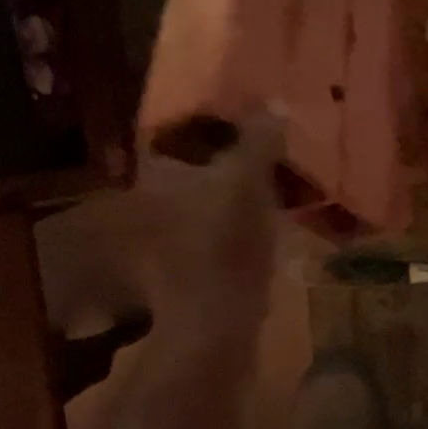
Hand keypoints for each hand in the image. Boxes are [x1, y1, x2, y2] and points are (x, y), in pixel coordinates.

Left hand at [142, 109, 285, 335]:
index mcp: (157, 173)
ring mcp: (169, 235)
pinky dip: (239, 212)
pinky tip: (270, 210)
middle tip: (262, 135)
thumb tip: (274, 102)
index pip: (170, 127)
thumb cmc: (222, 244)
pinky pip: (217, 221)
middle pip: (189, 160)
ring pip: (205, 192)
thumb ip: (259, 139)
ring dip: (234, 181)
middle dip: (223, 148)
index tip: (235, 107)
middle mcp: (153, 199)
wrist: (214, 327)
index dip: (200, 114)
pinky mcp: (191, 263)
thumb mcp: (247, 180)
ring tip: (275, 169)